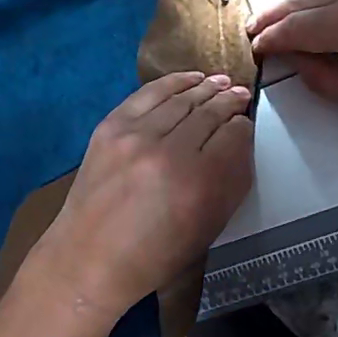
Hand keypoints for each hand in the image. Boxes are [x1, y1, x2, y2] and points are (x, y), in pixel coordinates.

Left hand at [30, 72, 254, 311]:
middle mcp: (167, 152)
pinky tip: (189, 79)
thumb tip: (238, 139)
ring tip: (221, 82)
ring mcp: (134, 136)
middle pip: (209, 112)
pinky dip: (172, 82)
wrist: (91, 258)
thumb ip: (231, 179)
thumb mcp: (209, 225)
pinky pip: (148, 94)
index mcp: (198, 183)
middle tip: (242, 95)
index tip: (246, 123)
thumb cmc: (156, 253)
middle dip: (229, 101)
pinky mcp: (110, 127)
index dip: (245, 126)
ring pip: (180, 98)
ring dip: (205, 87)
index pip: (235, 136)